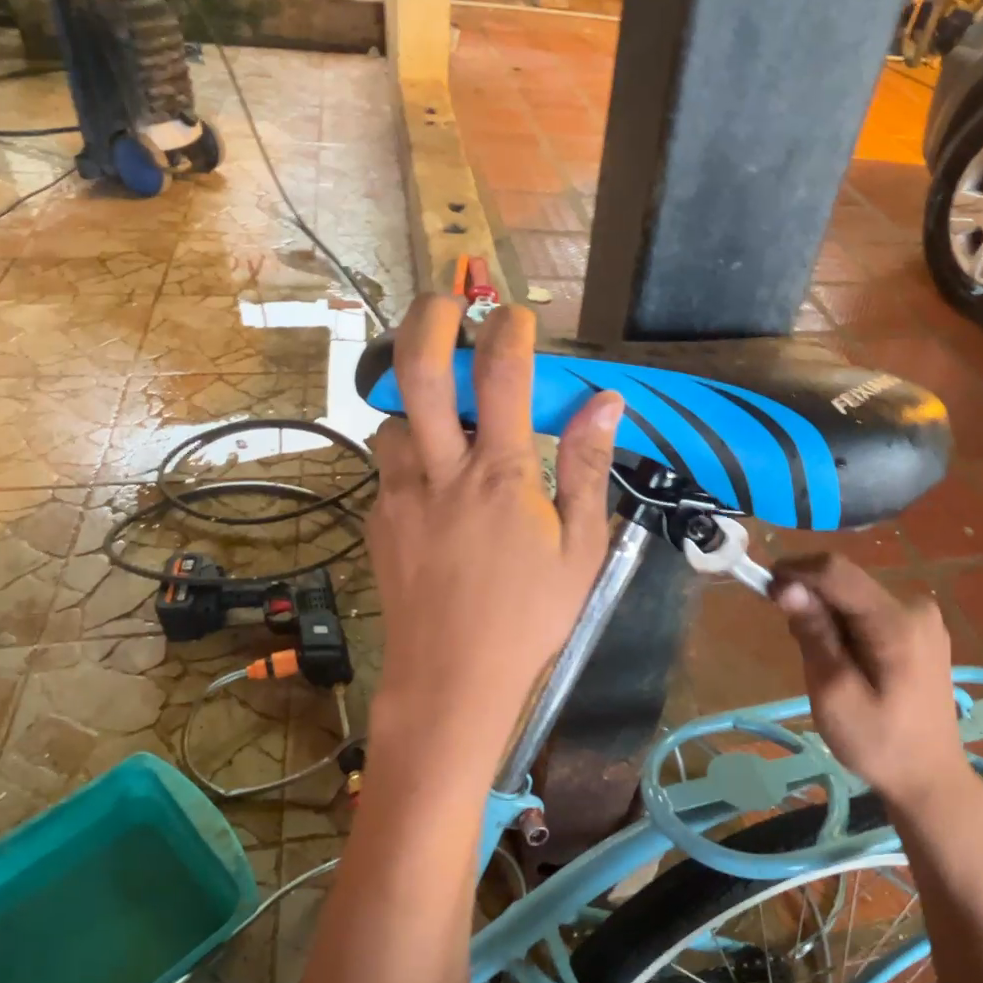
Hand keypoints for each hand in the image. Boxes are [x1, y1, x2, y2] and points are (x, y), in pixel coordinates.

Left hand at [365, 296, 623, 757]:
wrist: (451, 681)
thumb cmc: (529, 620)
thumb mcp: (580, 550)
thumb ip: (589, 470)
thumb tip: (606, 403)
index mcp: (502, 476)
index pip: (505, 374)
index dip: (511, 328)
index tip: (517, 314)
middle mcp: (442, 472)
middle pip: (419, 371)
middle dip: (430, 319)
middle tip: (445, 301)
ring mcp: (400, 495)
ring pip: (393, 419)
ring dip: (416, 404)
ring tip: (443, 418)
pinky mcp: (377, 522)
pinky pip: (387, 468)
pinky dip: (409, 458)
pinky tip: (434, 488)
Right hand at [770, 553, 978, 819]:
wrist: (930, 780)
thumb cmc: (879, 743)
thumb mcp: (835, 694)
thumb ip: (813, 635)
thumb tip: (788, 586)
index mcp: (897, 622)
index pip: (837, 572)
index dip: (796, 571)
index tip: (765, 590)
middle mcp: (915, 607)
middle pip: (845, 584)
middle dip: (811, 602)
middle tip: (797, 646)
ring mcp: (921, 618)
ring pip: (853, 598)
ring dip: (826, 618)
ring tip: (823, 664)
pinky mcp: (919, 631)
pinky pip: (868, 612)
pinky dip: (845, 627)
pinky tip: (845, 663)